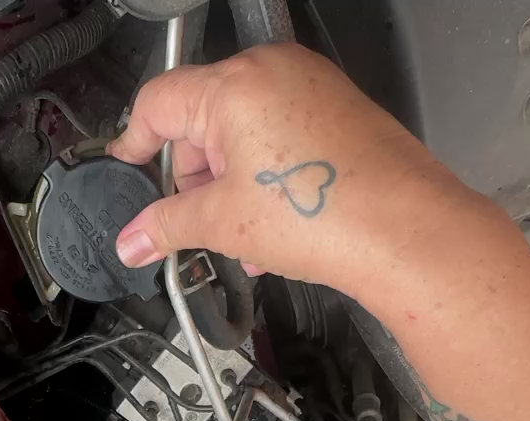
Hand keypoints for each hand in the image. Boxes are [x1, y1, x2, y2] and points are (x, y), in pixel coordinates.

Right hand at [108, 45, 504, 294]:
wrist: (402, 230)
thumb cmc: (323, 212)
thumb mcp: (221, 223)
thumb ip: (165, 226)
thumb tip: (133, 239)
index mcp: (235, 85)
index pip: (159, 102)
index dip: (134, 142)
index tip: (128, 169)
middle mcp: (273, 72)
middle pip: (201, 121)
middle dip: (193, 178)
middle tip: (198, 222)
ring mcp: (308, 89)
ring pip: (240, 137)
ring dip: (228, 189)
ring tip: (241, 237)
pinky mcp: (333, 113)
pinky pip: (276, 141)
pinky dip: (261, 181)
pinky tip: (268, 230)